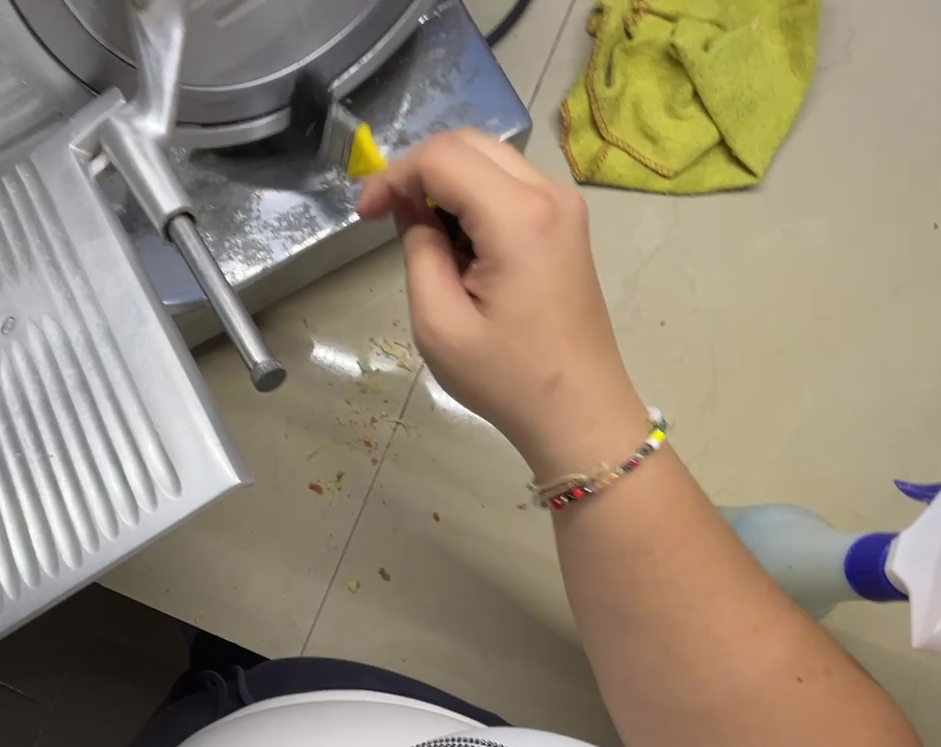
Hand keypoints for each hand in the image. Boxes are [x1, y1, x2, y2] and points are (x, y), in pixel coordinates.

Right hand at [357, 130, 646, 478]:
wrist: (577, 409)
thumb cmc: (505, 377)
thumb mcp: (440, 324)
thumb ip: (419, 253)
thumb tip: (413, 212)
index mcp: (518, 217)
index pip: (443, 159)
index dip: (394, 177)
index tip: (363, 216)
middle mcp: (548, 194)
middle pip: (469, 144)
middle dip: (418, 170)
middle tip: (385, 216)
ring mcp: (563, 207)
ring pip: (491, 160)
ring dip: (445, 183)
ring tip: (417, 233)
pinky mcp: (565, 225)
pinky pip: (510, 186)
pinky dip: (472, 197)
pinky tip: (455, 241)